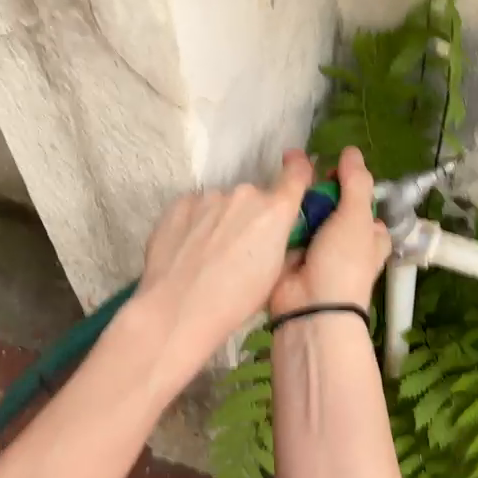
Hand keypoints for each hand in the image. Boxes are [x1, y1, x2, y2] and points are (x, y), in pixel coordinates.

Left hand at [136, 150, 312, 371]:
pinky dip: (195, 223)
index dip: (299, 169)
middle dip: (251, 216)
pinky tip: (188, 249)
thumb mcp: (275, 277)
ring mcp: (209, 196)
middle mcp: (244, 194)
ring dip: (221, 220)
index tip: (296, 168)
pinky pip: (195, 208)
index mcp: (275, 211)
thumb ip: (284, 246)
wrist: (178, 309)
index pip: (297, 173)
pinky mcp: (179, 203)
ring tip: (208, 253)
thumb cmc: (235, 301)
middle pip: (254, 198)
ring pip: (222, 204)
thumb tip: (285, 239)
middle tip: (239, 247)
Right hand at [270, 147, 392, 315]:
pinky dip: (281, 214)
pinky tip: (271, 198)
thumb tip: (351, 151)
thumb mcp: (357, 217)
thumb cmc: (343, 263)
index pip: (362, 201)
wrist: (309, 307)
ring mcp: (317, 247)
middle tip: (301, 166)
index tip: (333, 169)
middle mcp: (346, 241)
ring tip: (284, 173)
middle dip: (318, 187)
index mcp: (371, 235)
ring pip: (308, 211)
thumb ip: (355, 182)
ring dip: (298, 197)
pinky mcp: (291, 252)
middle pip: (331, 203)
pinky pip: (287, 225)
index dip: (349, 182)